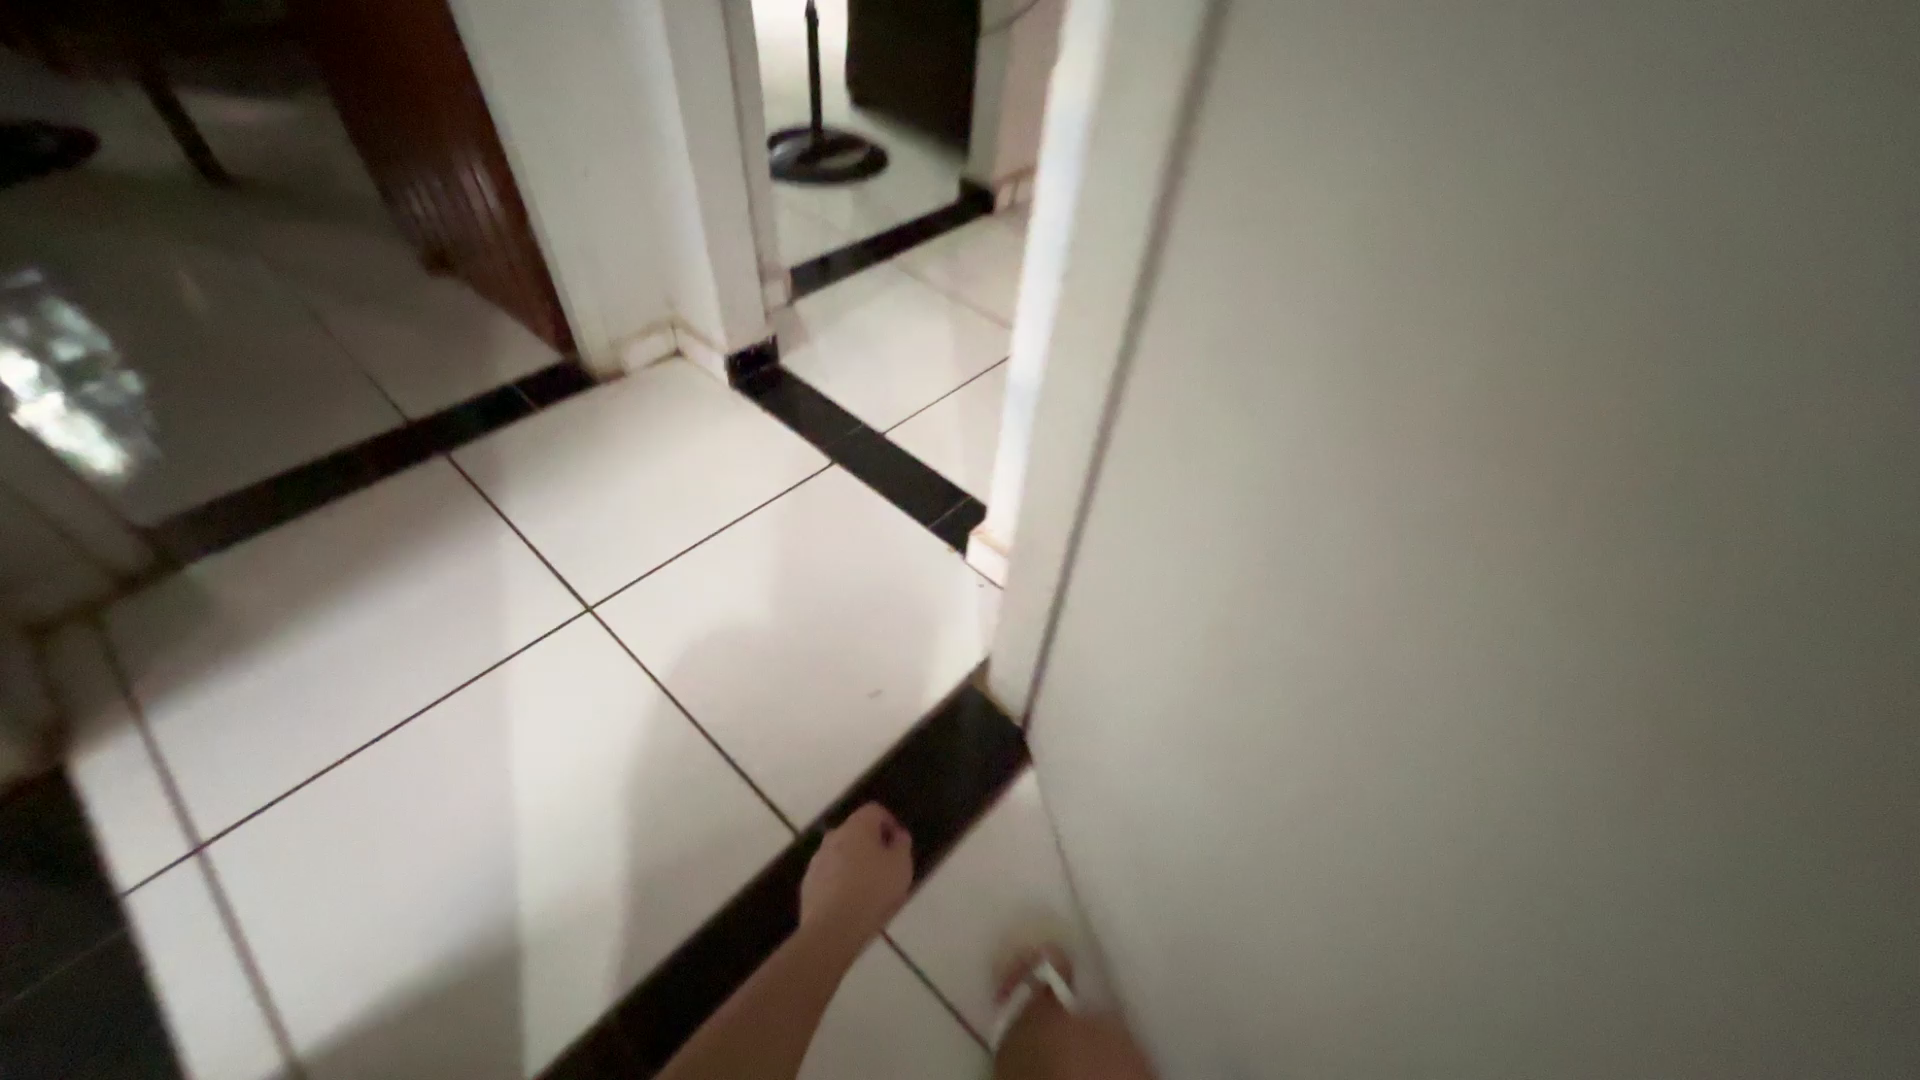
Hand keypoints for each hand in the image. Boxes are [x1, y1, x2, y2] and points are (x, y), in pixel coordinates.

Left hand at [799, 803, 913, 946]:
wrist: (832, 928)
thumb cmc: (873, 890)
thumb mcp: (901, 866)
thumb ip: (902, 845)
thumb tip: (898, 835)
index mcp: (857, 826)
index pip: (875, 810)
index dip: (890, 823)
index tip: (899, 845)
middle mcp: (834, 836)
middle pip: (856, 832)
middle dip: (871, 845)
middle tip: (886, 867)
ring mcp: (817, 860)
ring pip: (841, 854)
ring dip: (854, 863)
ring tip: (869, 889)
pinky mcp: (808, 883)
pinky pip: (829, 875)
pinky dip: (840, 882)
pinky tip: (850, 903)